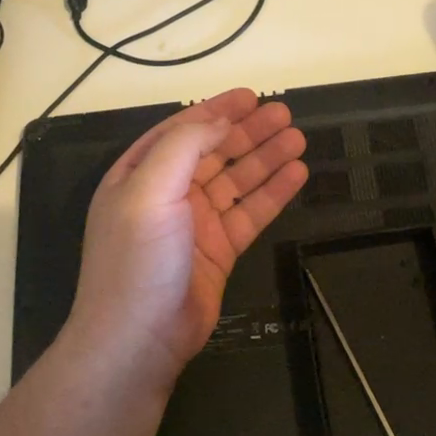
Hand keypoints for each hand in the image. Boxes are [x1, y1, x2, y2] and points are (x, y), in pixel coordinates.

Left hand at [64, 89, 307, 384]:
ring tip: (299, 138)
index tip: (251, 96)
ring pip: (236, 181)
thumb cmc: (137, 260)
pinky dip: (273, 194)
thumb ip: (182, 148)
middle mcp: (167, 195)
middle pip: (214, 153)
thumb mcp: (148, 192)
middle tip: (285, 114)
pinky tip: (297, 176)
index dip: (215, 111)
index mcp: (139, 175)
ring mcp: (194, 225)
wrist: (138, 340)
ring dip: (266, 159)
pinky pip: (250, 214)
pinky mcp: (218, 252)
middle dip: (248, 132)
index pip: (181, 131)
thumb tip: (216, 122)